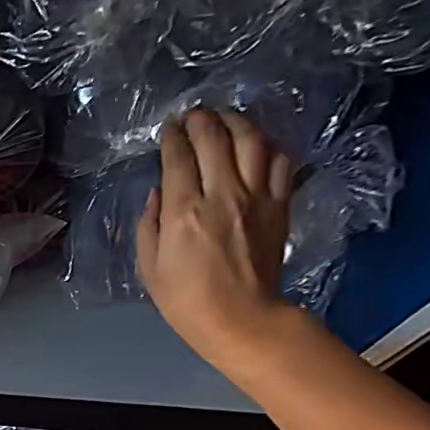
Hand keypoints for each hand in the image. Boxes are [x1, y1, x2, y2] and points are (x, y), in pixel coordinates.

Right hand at [138, 109, 295, 366]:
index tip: (167, 128)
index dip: (172, 139)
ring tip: (225, 117)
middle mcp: (223, 195)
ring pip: (252, 142)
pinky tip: (257, 142)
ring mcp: (257, 197)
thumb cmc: (183, 297)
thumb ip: (149, 225)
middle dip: (202, 121)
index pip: (179, 160)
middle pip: (216, 141)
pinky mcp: (281, 204)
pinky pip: (279, 161)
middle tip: (193, 114)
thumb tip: (158, 193)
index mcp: (184, 212)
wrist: (239, 316)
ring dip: (237, 123)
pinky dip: (267, 144)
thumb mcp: (149, 266)